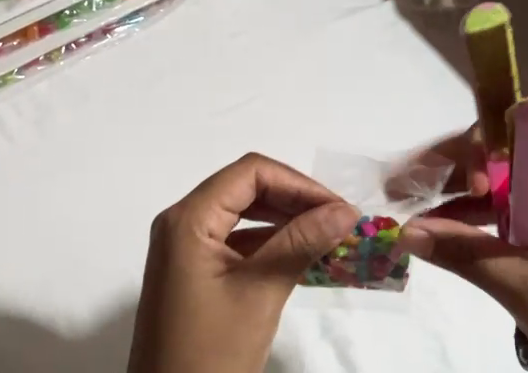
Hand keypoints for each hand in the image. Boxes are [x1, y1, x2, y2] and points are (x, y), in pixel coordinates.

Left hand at [130, 152, 411, 372]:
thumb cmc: (210, 353)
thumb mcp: (259, 294)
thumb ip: (300, 244)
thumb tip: (345, 211)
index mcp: (188, 218)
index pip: (250, 173)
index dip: (297, 183)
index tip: (338, 206)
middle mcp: (182, 222)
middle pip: (246, 188)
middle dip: (294, 200)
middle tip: (339, 220)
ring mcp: (185, 247)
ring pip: (243, 214)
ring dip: (285, 222)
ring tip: (329, 236)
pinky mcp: (194, 271)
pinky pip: (236, 241)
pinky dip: (269, 244)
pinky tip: (303, 256)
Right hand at [405, 133, 527, 372]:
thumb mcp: (526, 290)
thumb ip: (465, 254)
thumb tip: (405, 231)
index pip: (513, 136)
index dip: (477, 148)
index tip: (451, 180)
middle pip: (498, 156)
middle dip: (449, 167)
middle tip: (401, 183)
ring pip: (497, 185)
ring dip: (454, 194)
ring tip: (407, 203)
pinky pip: (504, 214)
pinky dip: (471, 220)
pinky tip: (438, 233)